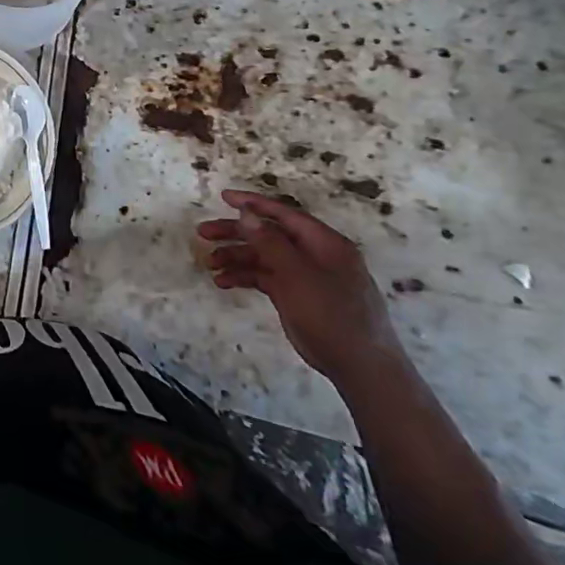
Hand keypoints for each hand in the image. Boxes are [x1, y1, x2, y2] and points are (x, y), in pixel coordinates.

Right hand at [197, 190, 400, 378]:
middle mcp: (314, 254)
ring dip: (237, 258)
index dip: (253, 204)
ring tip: (209, 264)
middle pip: (270, 235)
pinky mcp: (297, 297)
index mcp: (323, 242)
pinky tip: (223, 283)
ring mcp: (306, 277)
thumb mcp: (298, 275)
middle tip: (204, 233)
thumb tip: (247, 212)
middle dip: (237, 233)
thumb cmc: (332, 314)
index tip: (223, 197)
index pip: (283, 214)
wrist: (360, 367)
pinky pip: (268, 279)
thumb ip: (271, 242)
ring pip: (266, 258)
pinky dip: (246, 278)